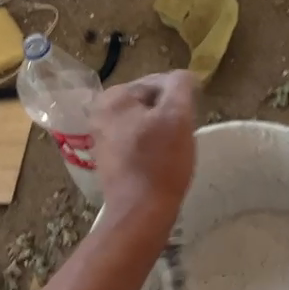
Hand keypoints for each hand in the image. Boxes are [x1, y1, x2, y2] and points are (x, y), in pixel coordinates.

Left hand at [90, 71, 197, 231]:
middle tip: (182, 134)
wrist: (140, 213)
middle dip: (170, 113)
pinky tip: (162, 160)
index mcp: (113, 97)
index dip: (179, 98)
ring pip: (146, 120)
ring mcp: (102, 136)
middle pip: (151, 101)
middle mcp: (101, 113)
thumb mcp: (177, 115)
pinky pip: (138, 139)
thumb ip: (180, 85)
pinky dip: (153, 145)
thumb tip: (182, 76)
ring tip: (174, 149)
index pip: (159, 82)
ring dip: (163, 129)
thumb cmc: (160, 161)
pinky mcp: (110, 157)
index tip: (188, 119)